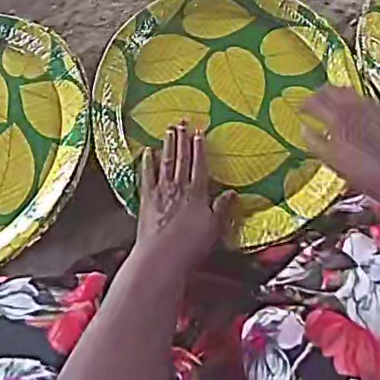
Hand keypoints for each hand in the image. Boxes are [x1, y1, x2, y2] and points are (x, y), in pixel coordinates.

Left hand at [131, 124, 228, 278]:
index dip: (200, 148)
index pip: (200, 164)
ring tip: (169, 129)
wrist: (161, 257)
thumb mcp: (214, 228)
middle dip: (183, 139)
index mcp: (197, 192)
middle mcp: (179, 187)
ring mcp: (162, 191)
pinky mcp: (147, 199)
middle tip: (182, 122)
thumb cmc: (190, 245)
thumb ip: (222, 208)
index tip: (199, 132)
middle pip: (182, 158)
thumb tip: (233, 192)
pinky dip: (147, 162)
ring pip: (166, 162)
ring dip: (168, 144)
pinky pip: (147, 175)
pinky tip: (147, 151)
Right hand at [300, 86, 379, 198]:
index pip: (315, 102)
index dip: (305, 103)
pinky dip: (355, 99)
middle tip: (314, 98)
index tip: (301, 107)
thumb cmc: (363, 171)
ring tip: (332, 97)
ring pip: (349, 91)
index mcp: (337, 118)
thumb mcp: (331, 159)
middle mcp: (353, 109)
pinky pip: (365, 99)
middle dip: (320, 93)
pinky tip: (355, 106)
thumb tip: (304, 130)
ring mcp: (369, 109)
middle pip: (332, 90)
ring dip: (338, 92)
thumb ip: (315, 142)